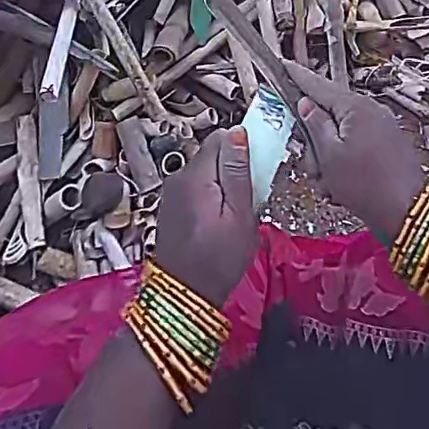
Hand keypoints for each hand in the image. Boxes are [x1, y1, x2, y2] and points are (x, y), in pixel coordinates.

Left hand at [152, 127, 257, 304]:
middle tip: (250, 194)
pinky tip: (219, 217)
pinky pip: (196, 186)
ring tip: (236, 210)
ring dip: (222, 180)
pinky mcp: (171, 205)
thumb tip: (238, 131)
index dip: (242, 147)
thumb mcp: (239, 215)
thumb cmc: (218, 259)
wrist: (183, 297)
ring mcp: (172, 191)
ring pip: (206, 169)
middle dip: (233, 165)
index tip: (257, 167)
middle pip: (212, 152)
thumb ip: (238, 171)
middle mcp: (179, 176)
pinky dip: (210, 194)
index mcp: (196, 175)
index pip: (220, 137)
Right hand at [289, 63, 428, 238]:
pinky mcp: (385, 145)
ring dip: (328, 158)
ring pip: (338, 134)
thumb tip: (305, 103)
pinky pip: (353, 146)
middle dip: (315, 140)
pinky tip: (341, 188)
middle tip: (314, 165)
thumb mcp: (330, 155)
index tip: (282, 65)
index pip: (318, 85)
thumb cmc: (367, 185)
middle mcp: (370, 110)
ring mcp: (379, 127)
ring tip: (331, 184)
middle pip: (328, 113)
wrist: (409, 214)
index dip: (297, 76)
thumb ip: (314, 124)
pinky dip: (343, 164)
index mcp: (355, 106)